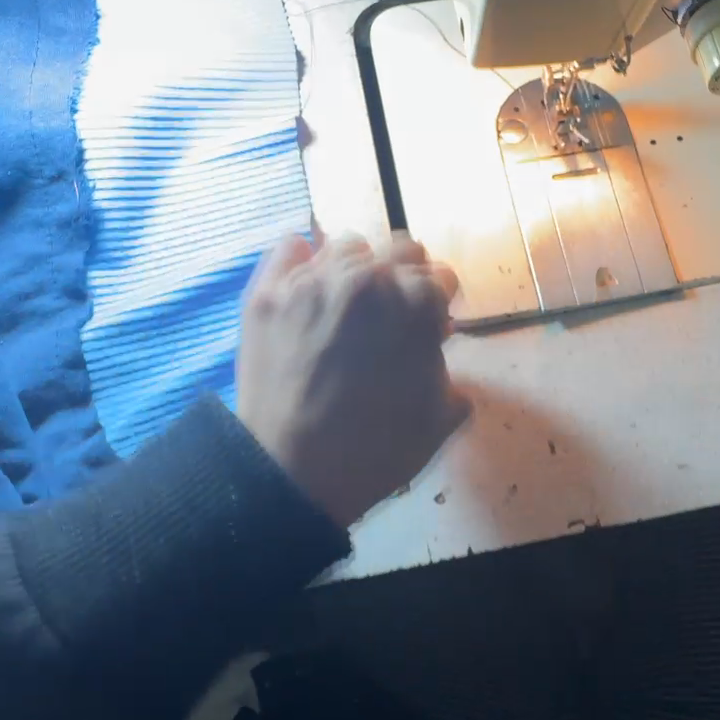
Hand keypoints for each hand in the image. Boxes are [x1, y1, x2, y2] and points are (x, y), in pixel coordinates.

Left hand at [235, 232, 470, 526]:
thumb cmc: (376, 452)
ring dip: (359, 268)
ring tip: (349, 305)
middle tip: (394, 315)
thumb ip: (451, 374)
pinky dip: (302, 260)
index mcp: (417, 304)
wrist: (294, 474)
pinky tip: (307, 289)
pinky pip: (290, 247)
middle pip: (402, 249)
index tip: (430, 327)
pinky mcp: (269, 291)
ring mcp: (314, 280)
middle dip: (407, 277)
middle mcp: (368, 278)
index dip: (439, 305)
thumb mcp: (439, 420)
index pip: (441, 277)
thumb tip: (435, 351)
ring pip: (348, 245)